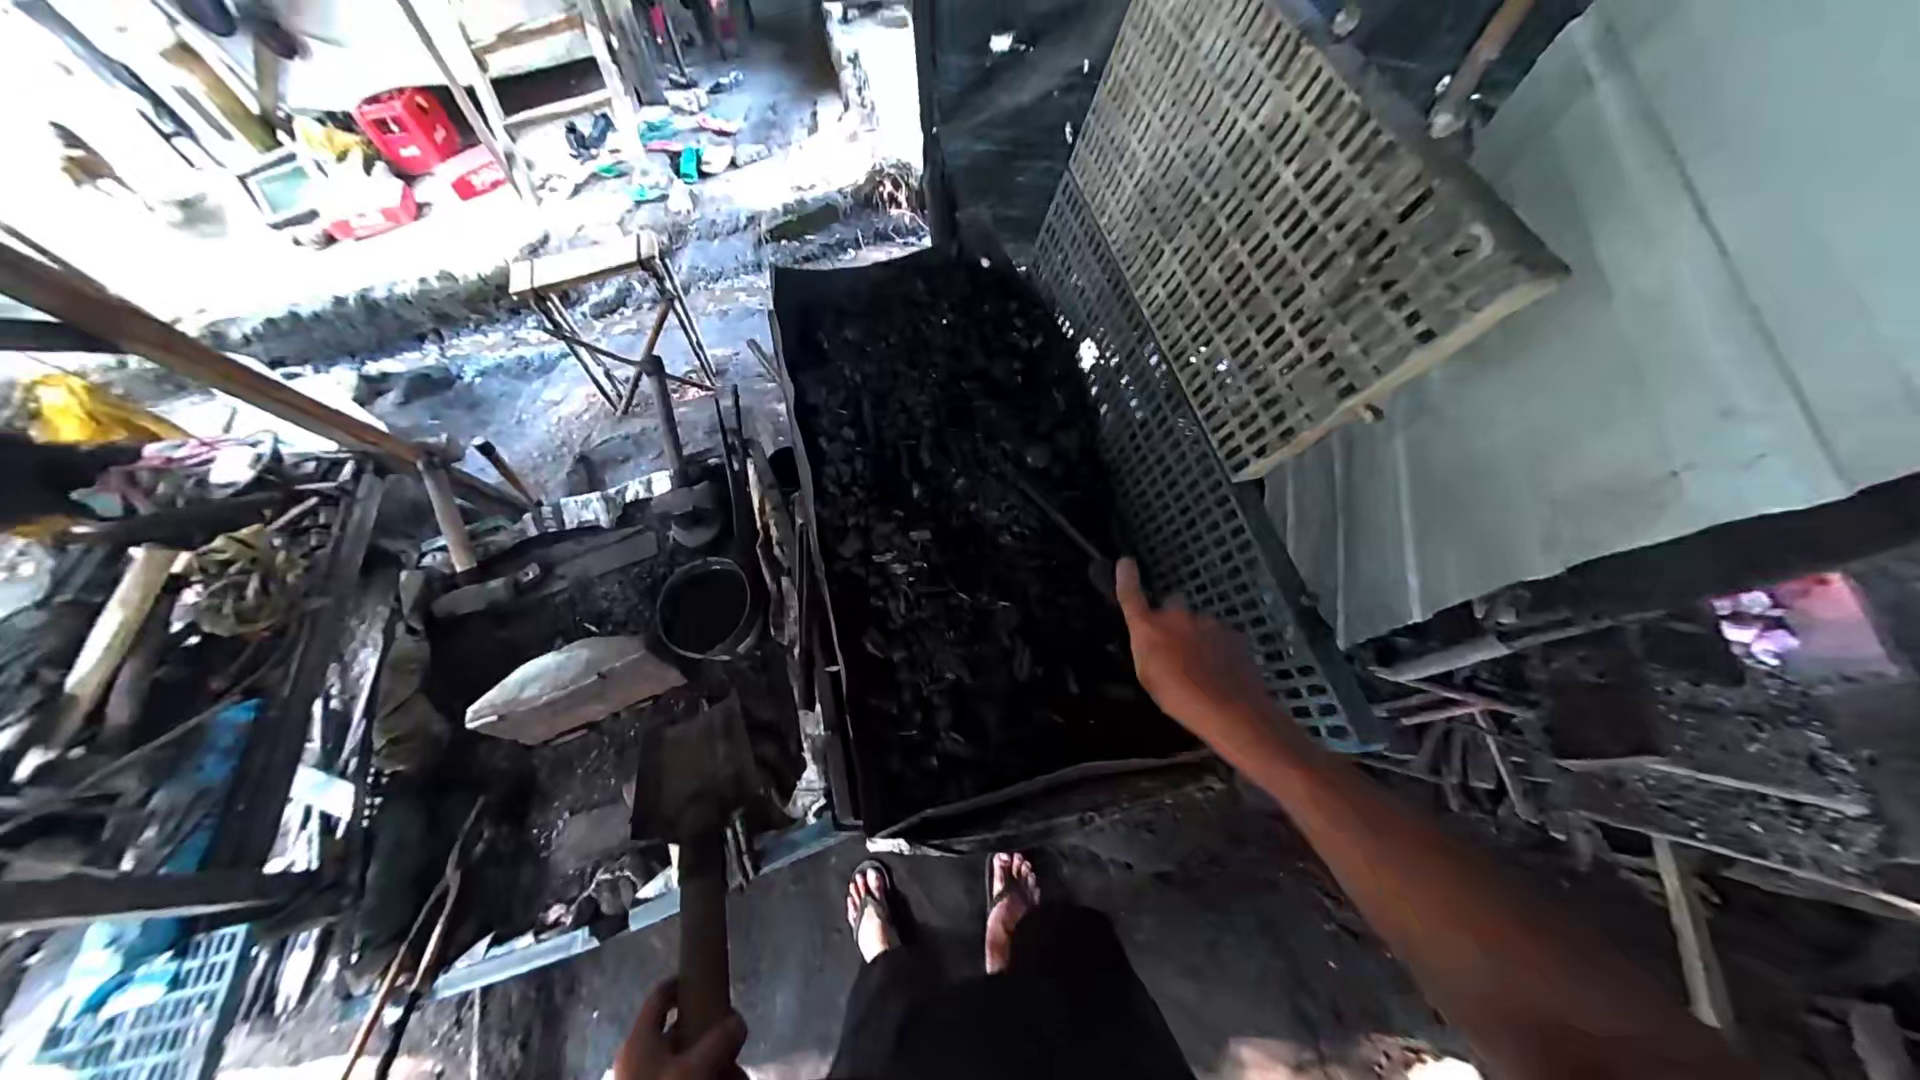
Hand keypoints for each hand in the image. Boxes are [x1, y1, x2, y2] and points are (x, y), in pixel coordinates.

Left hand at [614, 978, 748, 1079]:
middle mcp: (640, 1058)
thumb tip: (738, 1022)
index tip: (710, 980)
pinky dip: (708, 1077)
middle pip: (681, 1031)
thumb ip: (721, 1039)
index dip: (684, 982)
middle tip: (735, 1044)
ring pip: (688, 1060)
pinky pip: (686, 1078)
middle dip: (712, 1036)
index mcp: (639, 1040)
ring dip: (715, 1064)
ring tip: (736, 1075)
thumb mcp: (697, 1069)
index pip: (661, 995)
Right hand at [1114, 558, 1289, 755]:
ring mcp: (1207, 621)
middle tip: (1176, 650)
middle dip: (1172, 622)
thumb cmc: (1178, 698)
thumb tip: (1152, 637)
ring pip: (1197, 624)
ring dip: (1197, 638)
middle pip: (1171, 607)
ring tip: (1202, 670)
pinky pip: (1218, 635)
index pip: (1131, 596)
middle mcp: (1177, 616)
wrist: (1230, 708)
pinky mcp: (1232, 632)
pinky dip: (1217, 648)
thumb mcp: (1148, 677)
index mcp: (1149, 628)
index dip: (1127, 578)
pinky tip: (1221, 672)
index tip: (1126, 561)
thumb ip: (1147, 649)